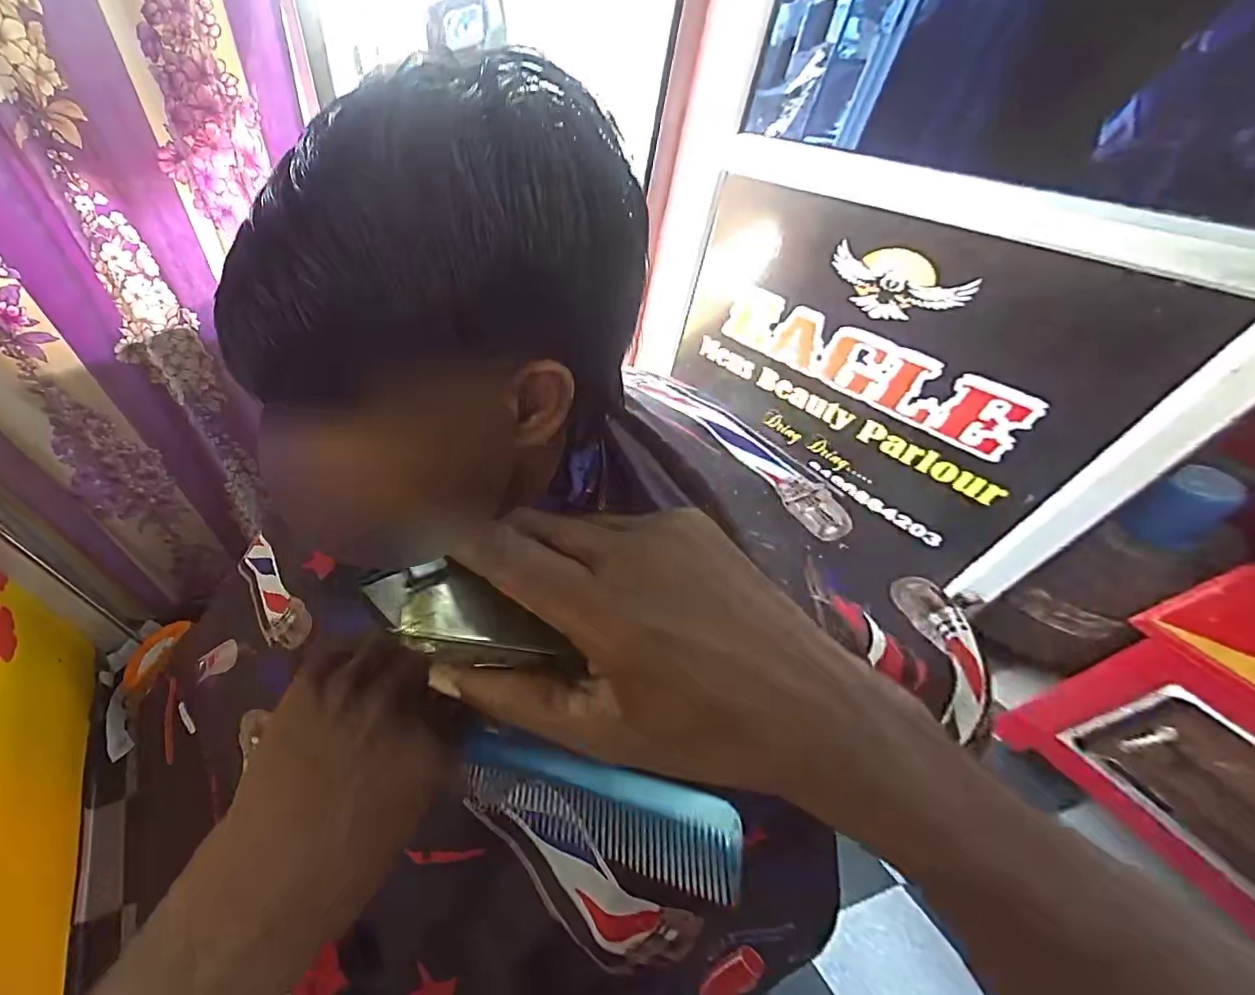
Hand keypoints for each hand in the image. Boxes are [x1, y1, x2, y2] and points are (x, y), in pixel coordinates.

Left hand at [96, 641, 458, 994]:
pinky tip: (347, 665)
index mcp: (428, 750)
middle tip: (411, 682)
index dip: (450, 704)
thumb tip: (428, 735)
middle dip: (419, 673)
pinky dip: (345, 653)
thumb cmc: (346, 868)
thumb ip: (422, 763)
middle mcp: (393, 710)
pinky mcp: (306, 686)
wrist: (272, 871)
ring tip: (381, 666)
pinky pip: (333, 651)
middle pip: (417, 666)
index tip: (445, 705)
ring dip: (385, 655)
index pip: (455, 706)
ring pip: (377, 648)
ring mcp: (346, 692)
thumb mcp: (407, 814)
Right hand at [429, 508, 933, 802]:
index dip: (460, 542)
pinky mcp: (689, 520)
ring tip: (559, 589)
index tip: (431, 542)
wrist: (822, 710)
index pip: (505, 553)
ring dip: (549, 546)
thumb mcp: (600, 734)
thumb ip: (513, 699)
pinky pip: (616, 523)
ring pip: (572, 522)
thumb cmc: (703, 734)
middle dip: (498, 541)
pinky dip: (596, 546)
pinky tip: (622, 585)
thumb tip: (443, 672)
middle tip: (488, 577)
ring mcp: (662, 527)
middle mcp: (625, 550)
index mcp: (600, 607)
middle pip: (531, 524)